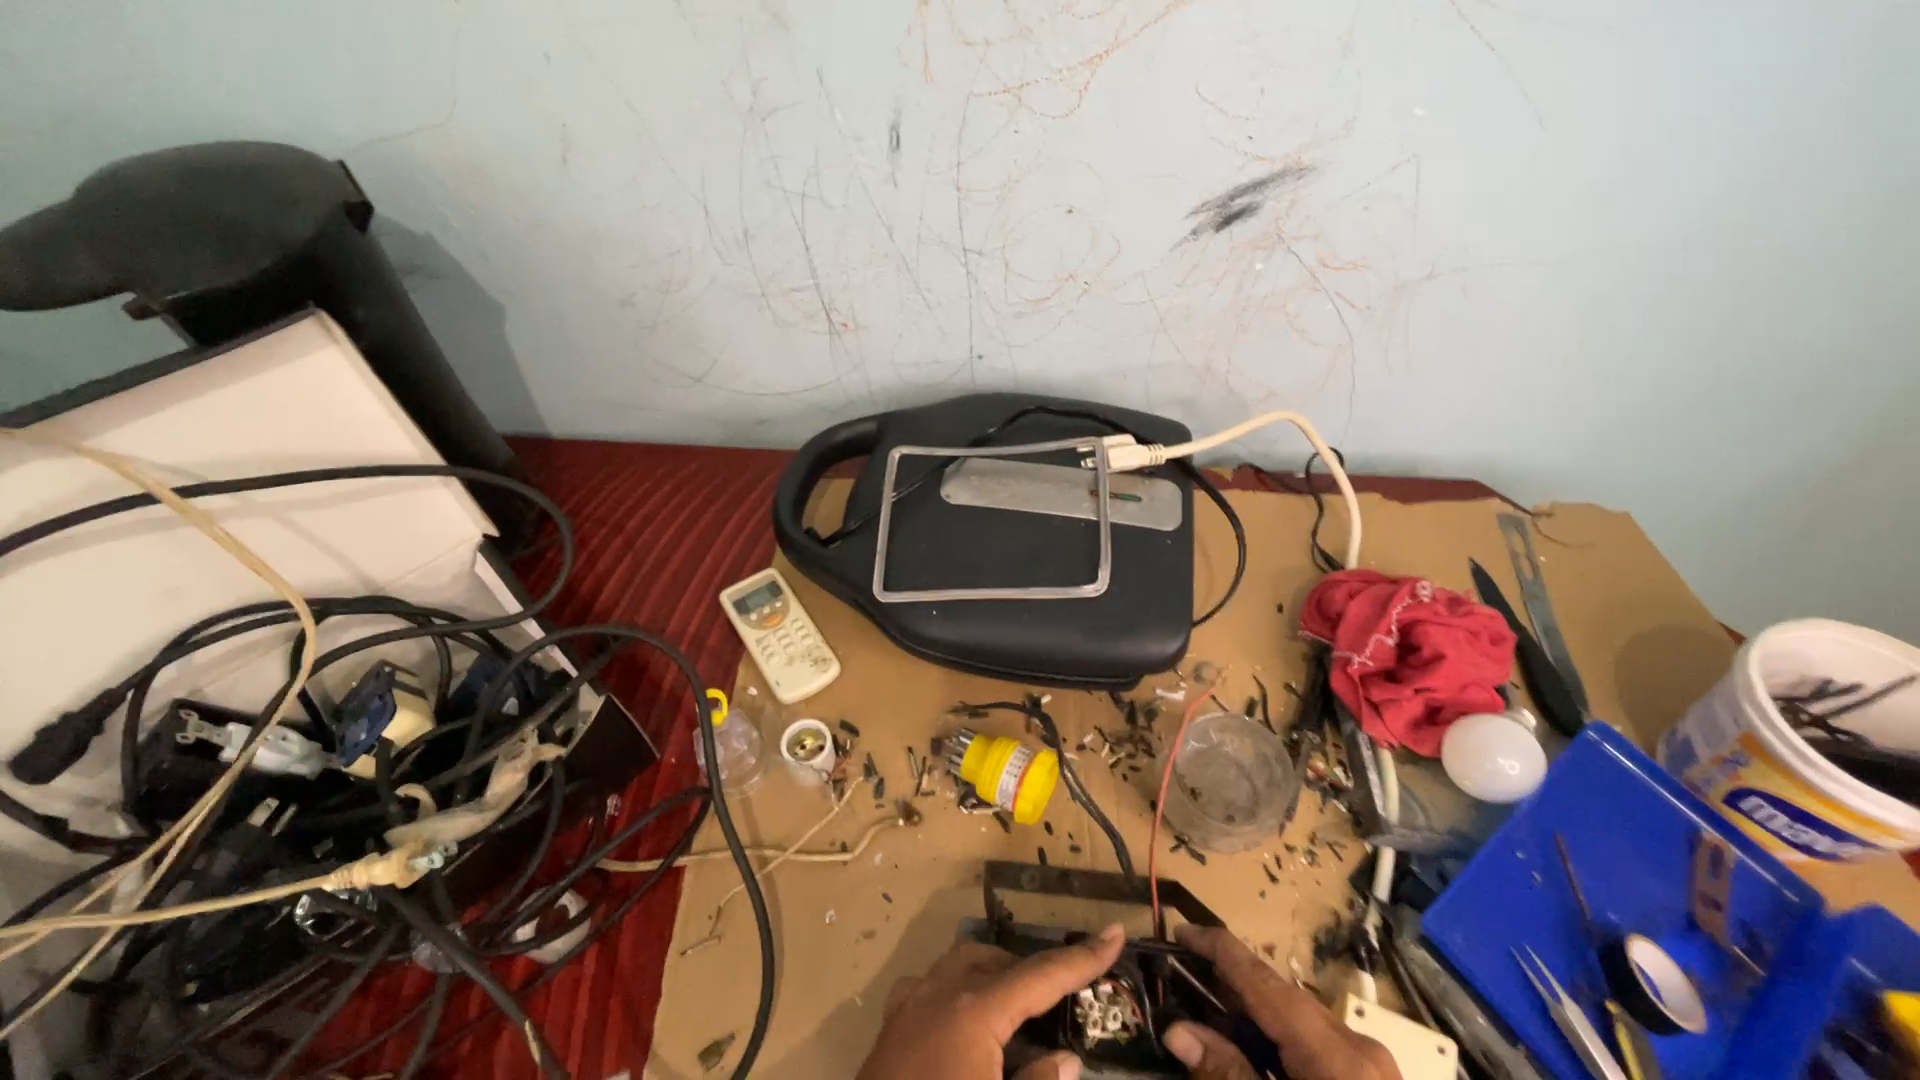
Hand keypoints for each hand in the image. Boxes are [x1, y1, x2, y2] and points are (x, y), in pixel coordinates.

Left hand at [856, 924, 1125, 1079]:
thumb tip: (1066, 1060)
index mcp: (973, 1012)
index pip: (1040, 977)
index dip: (1082, 959)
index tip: (1116, 934)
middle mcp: (940, 993)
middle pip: (998, 963)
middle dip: (1036, 972)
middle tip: (1068, 993)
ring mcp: (910, 1005)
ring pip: (961, 965)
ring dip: (996, 974)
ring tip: (1022, 1004)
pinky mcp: (891, 1026)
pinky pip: (930, 986)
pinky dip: (959, 989)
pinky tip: (966, 1016)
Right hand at [1163, 925, 1400, 1079]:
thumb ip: (1228, 1077)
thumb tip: (1178, 1030)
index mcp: (1336, 1054)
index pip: (1265, 981)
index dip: (1220, 950)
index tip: (1180, 930)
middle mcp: (1359, 1048)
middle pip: (1283, 998)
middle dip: (1232, 988)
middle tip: (1184, 988)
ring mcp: (1374, 1069)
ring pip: (1301, 1023)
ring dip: (1255, 1019)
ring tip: (1213, 1028)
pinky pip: (1319, 1049)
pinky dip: (1282, 1045)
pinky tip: (1256, 1062)